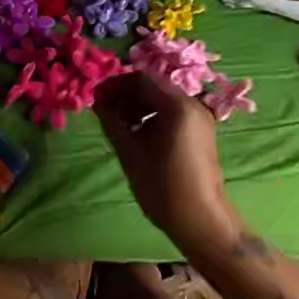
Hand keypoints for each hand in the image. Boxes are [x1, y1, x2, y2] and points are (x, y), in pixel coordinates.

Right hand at [93, 73, 237, 249]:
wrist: (200, 220)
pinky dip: (153, 116)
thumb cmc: (163, 187)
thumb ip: (112, 121)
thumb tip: (97, 100)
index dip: (117, 84)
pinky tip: (138, 136)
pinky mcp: (200, 130)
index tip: (97, 98)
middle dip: (128, 95)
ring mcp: (199, 116)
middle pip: (154, 86)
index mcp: (177, 105)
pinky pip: (173, 112)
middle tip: (106, 113)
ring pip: (163, 99)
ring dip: (139, 106)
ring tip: (120, 127)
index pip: (142, 78)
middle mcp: (192, 103)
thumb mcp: (130, 152)